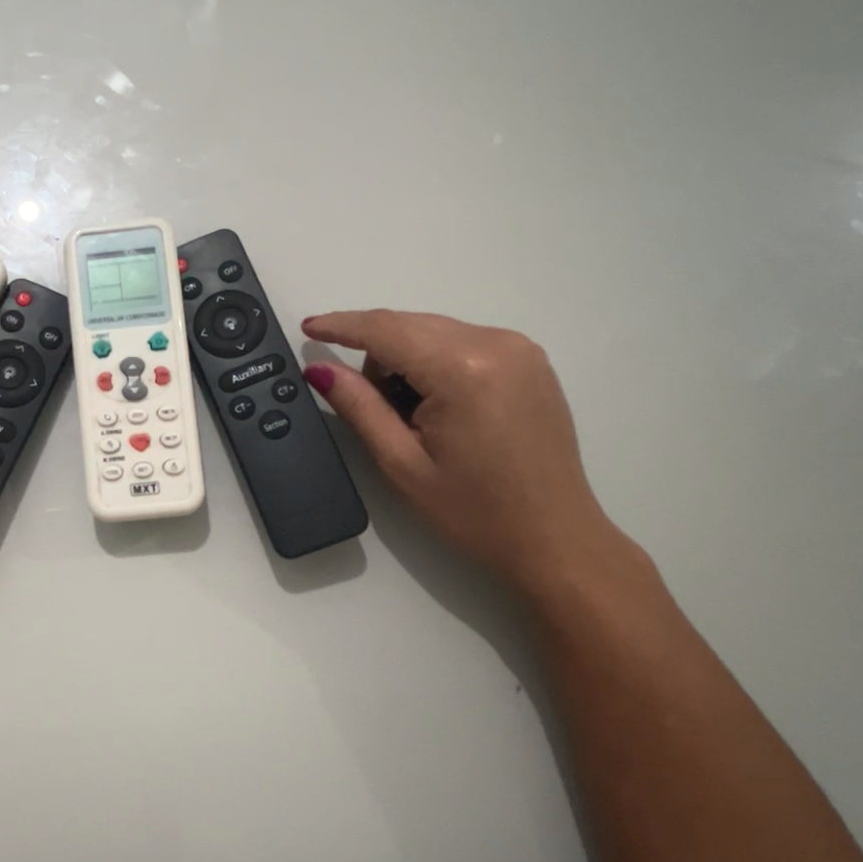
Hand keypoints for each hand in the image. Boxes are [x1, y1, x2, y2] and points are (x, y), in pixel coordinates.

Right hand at [300, 310, 614, 588]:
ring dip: (407, 359)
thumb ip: (359, 407)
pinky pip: (464, 342)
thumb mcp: (402, 463)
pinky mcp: (531, 361)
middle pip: (411, 324)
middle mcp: (496, 343)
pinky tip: (438, 407)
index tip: (308, 328)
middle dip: (377, 354)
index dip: (342, 326)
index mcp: (463, 369)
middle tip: (368, 404)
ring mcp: (520, 349)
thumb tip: (319, 368)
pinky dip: (436, 362)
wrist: (554, 537)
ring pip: (436, 331)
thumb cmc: (474, 512)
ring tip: (411, 417)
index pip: (387, 329)